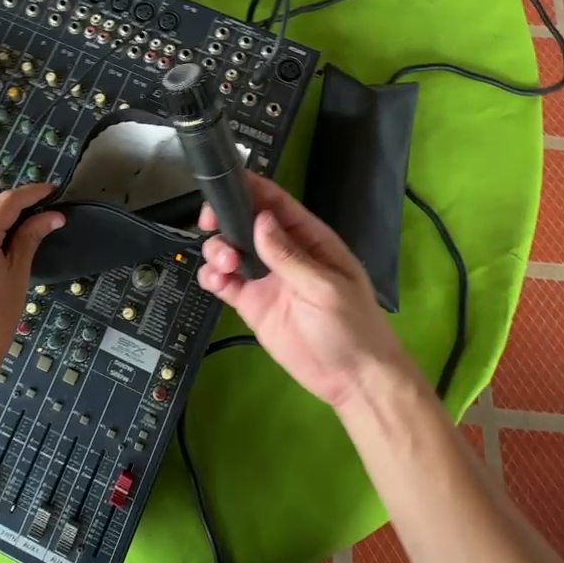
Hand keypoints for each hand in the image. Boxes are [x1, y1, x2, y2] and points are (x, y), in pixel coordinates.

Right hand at [197, 174, 415, 410]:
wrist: (352, 380)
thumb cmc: (352, 327)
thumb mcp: (325, 288)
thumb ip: (290, 256)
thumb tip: (260, 220)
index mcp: (308, 238)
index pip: (275, 203)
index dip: (250, 188)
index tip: (224, 182)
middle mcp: (282, 252)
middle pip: (244, 222)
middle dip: (224, 217)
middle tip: (211, 222)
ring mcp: (265, 277)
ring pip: (229, 249)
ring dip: (218, 249)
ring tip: (225, 265)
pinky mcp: (250, 303)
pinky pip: (224, 281)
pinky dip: (212, 276)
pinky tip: (215, 281)